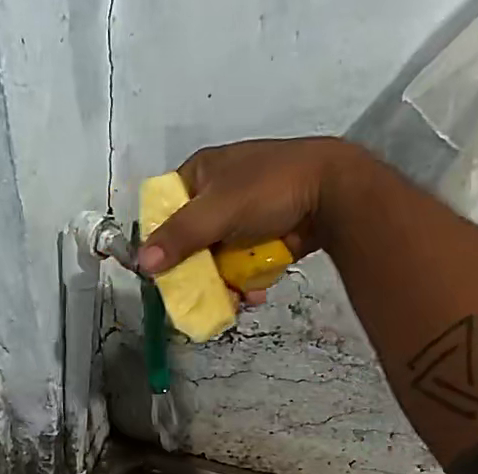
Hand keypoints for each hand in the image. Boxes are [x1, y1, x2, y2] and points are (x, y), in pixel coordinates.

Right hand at [136, 137, 361, 281]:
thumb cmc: (272, 189)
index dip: (158, 239)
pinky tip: (250, 294)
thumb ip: (178, 237)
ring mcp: (239, 217)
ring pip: (212, 258)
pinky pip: (237, 265)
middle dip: (193, 272)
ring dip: (219, 283)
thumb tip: (141, 264)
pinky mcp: (259, 237)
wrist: (336, 194)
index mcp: (202, 172)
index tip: (159, 268)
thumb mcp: (217, 211)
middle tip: (195, 293)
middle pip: (187, 241)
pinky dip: (242, 282)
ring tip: (231, 299)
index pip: (164, 209)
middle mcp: (216, 193)